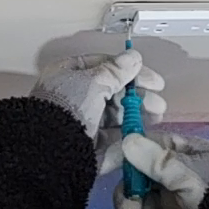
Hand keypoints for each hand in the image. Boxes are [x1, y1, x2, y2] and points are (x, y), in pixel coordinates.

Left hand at [31, 49, 166, 138]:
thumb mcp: (93, 83)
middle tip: (158, 104)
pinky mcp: (87, 146)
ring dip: (136, 114)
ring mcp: (80, 122)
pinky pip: (111, 137)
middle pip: (112, 92)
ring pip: (114, 115)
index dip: (131, 72)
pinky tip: (144, 133)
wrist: (50, 151)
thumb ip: (116, 71)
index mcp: (68, 74)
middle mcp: (73, 96)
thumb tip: (133, 57)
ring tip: (156, 117)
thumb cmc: (68, 108)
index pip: (105, 67)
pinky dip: (128, 134)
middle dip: (137, 96)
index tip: (154, 82)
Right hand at [100, 132, 208, 208]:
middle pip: (135, 181)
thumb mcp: (189, 178)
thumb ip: (157, 162)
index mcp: (182, 153)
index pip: (145, 145)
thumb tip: (127, 141)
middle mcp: (174, 174)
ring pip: (139, 207)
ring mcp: (173, 200)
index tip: (104, 167)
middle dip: (129, 201)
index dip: (123, 155)